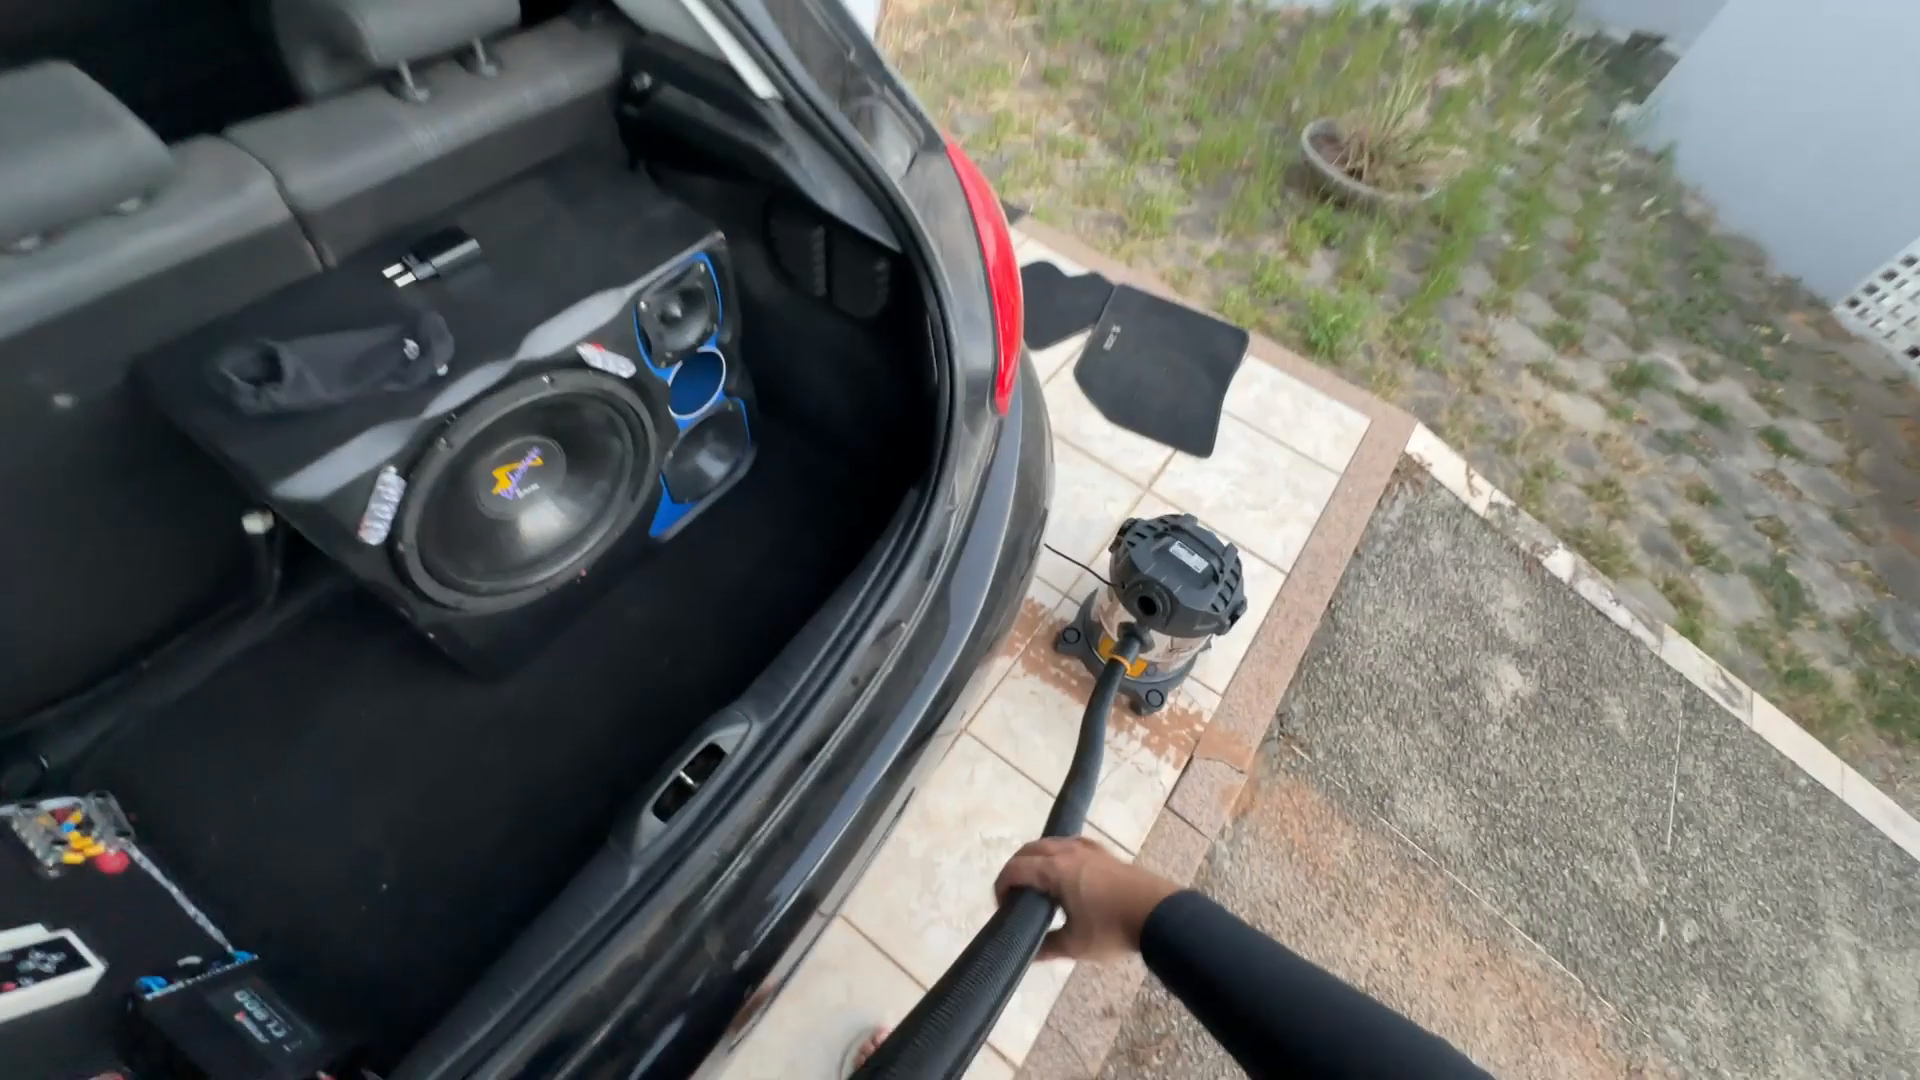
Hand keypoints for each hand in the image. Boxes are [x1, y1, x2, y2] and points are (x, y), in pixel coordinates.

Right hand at [993, 836, 1179, 961]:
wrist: (1157, 913)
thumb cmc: (1111, 928)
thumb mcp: (1075, 945)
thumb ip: (1048, 947)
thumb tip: (1028, 954)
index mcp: (1054, 870)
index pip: (1015, 868)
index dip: (1002, 885)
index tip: (1003, 907)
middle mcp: (1066, 851)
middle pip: (1029, 850)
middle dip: (1016, 869)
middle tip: (1016, 896)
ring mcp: (1086, 848)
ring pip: (1049, 843)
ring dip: (1036, 859)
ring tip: (1038, 886)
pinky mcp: (1102, 851)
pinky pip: (1069, 844)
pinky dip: (1056, 854)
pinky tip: (1065, 874)